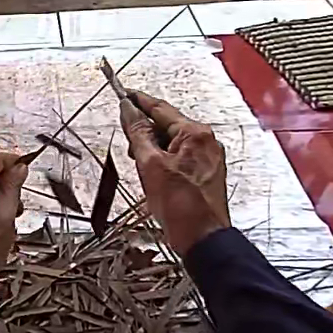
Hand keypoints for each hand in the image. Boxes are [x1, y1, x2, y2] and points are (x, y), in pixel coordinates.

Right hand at [122, 91, 229, 255]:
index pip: (160, 109)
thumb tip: (129, 111)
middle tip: (127, 143)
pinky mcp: (205, 173)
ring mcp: (208, 158)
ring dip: (152, 150)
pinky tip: (153, 176)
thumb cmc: (182, 206)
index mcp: (195, 134)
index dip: (138, 101)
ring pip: (172, 143)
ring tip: (141, 167)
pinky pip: (179, 157)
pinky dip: (163, 161)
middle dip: (144, 133)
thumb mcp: (150, 165)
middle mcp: (206, 142)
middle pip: (167, 125)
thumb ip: (138, 134)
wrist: (202, 238)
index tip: (124, 94)